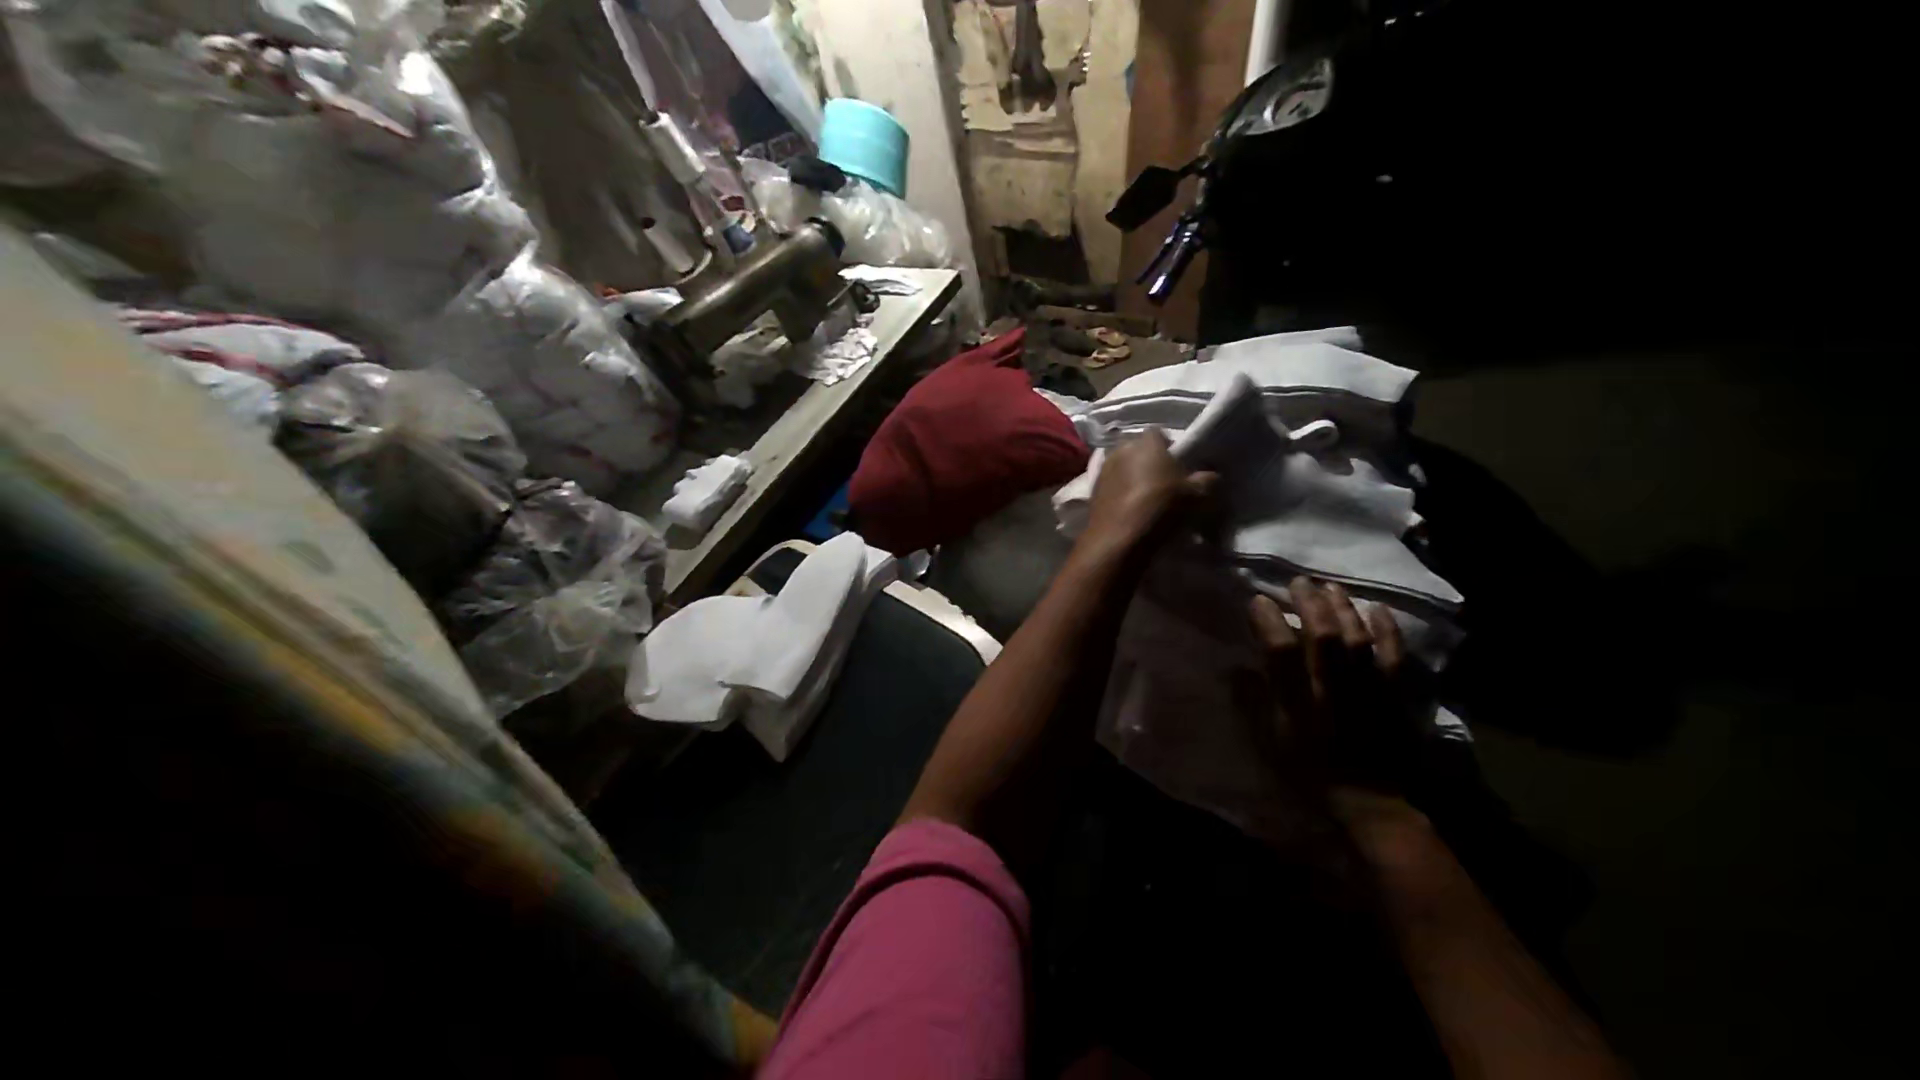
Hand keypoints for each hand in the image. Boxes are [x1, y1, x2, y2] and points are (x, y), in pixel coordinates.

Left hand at [1082, 430, 1216, 550]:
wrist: (1118, 539)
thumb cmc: (1161, 507)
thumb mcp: (1197, 495)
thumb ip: (1206, 480)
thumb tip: (1210, 476)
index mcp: (1146, 443)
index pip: (1159, 434)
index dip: (1169, 447)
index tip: (1179, 465)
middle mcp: (1120, 449)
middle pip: (1138, 450)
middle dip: (1149, 462)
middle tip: (1164, 482)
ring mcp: (1102, 470)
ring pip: (1123, 468)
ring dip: (1132, 478)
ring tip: (1146, 499)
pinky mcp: (1091, 492)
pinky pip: (1112, 486)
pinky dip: (1120, 494)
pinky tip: (1130, 510)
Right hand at [1248, 577, 1423, 803]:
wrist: (1367, 798)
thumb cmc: (1308, 770)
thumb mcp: (1268, 740)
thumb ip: (1251, 702)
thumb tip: (1235, 668)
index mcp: (1296, 699)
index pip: (1279, 649)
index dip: (1267, 620)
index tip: (1257, 601)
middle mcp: (1330, 686)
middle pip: (1321, 634)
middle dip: (1308, 603)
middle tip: (1298, 581)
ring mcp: (1365, 687)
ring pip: (1355, 636)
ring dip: (1342, 608)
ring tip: (1329, 587)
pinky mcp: (1393, 692)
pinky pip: (1392, 653)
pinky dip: (1385, 629)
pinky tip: (1376, 609)